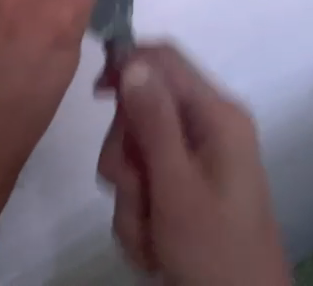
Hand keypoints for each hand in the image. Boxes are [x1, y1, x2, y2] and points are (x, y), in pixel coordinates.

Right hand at [97, 45, 291, 285]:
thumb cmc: (214, 251)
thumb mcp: (177, 187)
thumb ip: (153, 122)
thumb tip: (132, 60)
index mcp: (216, 114)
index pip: (164, 59)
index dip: (126, 64)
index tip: (96, 94)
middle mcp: (208, 128)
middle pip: (142, 110)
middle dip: (127, 156)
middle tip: (136, 194)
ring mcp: (198, 159)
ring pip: (136, 152)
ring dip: (131, 196)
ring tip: (151, 235)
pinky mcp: (188, 188)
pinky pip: (144, 184)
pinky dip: (140, 216)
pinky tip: (155, 247)